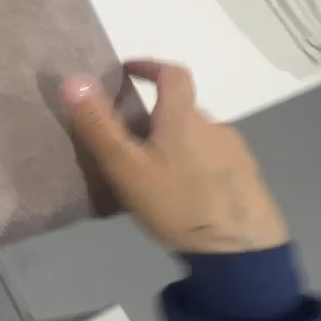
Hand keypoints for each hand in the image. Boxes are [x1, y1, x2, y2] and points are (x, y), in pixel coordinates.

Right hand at [62, 60, 288, 254]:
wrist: (243, 253)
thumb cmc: (179, 203)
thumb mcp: (126, 166)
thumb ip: (98, 124)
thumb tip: (73, 79)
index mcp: (185, 118)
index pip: (172, 74)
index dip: (148, 66)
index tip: (124, 72)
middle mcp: (214, 126)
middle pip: (180, 109)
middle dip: (151, 116)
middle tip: (124, 140)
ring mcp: (235, 153)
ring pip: (196, 135)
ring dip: (172, 141)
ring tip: (148, 171)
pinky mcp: (246, 179)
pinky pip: (211, 158)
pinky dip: (191, 163)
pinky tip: (179, 192)